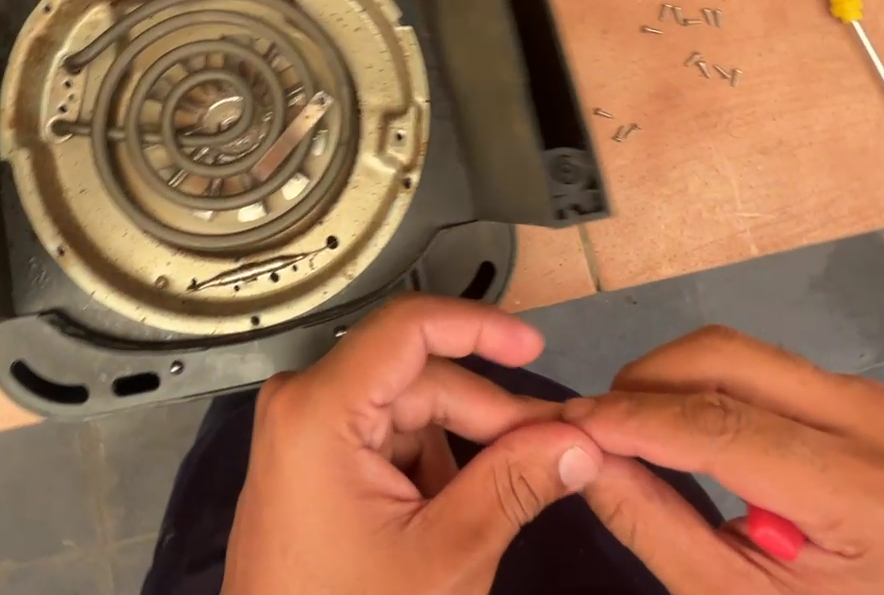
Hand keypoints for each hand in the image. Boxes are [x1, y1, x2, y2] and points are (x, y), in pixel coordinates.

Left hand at [222, 294, 603, 594]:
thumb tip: (579, 441)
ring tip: (505, 491)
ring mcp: (303, 425)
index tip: (533, 347)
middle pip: (416, 377)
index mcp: (320, 407)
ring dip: (460, 445)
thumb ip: (514, 485)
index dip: (477, 326)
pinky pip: (385, 433)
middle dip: (486, 412)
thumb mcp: (445, 556)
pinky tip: (449, 510)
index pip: (408, 327)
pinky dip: (427, 462)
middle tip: (557, 446)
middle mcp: (304, 398)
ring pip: (407, 407)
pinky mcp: (311, 452)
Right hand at [563, 326, 883, 594]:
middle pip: (728, 359)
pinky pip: (764, 368)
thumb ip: (651, 522)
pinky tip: (687, 426)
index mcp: (870, 495)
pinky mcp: (869, 399)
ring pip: (741, 352)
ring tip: (637, 425)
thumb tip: (578, 451)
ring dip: (673, 378)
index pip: (719, 426)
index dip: (631, 416)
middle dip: (646, 381)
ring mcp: (883, 404)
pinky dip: (709, 386)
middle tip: (599, 421)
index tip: (567, 419)